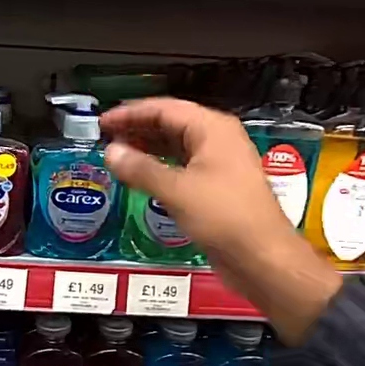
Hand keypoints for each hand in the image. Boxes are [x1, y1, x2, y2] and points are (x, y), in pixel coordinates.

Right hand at [101, 98, 340, 344]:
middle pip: (171, 124)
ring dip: (147, 149)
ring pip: (176, 146)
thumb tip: (110, 152)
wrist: (261, 257)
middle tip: (106, 138)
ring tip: (117, 155)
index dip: (131, 114)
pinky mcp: (216, 188)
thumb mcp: (176, 190)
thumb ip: (140, 169)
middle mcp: (217, 140)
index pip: (165, 109)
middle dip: (138, 129)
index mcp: (212, 129)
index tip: (103, 123)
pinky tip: (140, 177)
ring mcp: (218, 164)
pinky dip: (159, 168)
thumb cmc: (223, 217)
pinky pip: (182, 167)